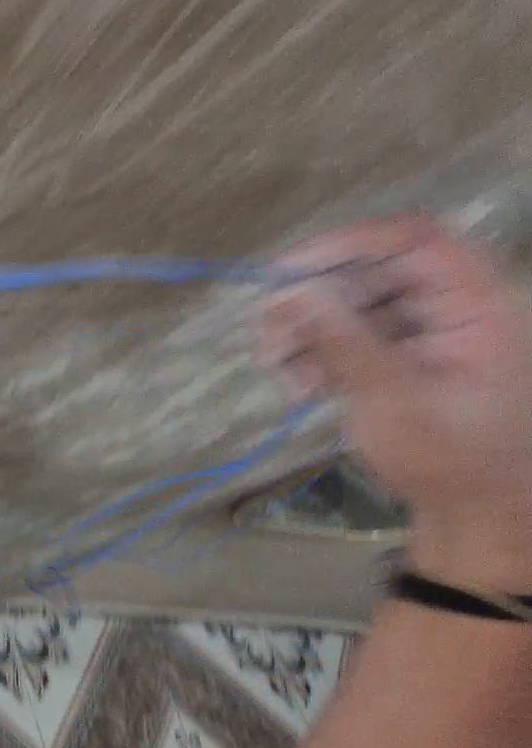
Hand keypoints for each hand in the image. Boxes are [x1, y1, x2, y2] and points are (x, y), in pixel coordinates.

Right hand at [259, 215, 531, 589]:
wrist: (477, 506)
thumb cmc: (451, 455)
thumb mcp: (392, 397)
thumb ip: (342, 340)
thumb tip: (287, 292)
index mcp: (478, 304)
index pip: (412, 240)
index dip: (345, 245)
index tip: (281, 275)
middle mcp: (453, 306)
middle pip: (368, 273)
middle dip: (309, 303)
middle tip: (269, 342)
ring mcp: (424, 330)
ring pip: (346, 304)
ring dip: (302, 335)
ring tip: (286, 378)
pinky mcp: (397, 353)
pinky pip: (342, 334)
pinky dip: (310, 356)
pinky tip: (302, 389)